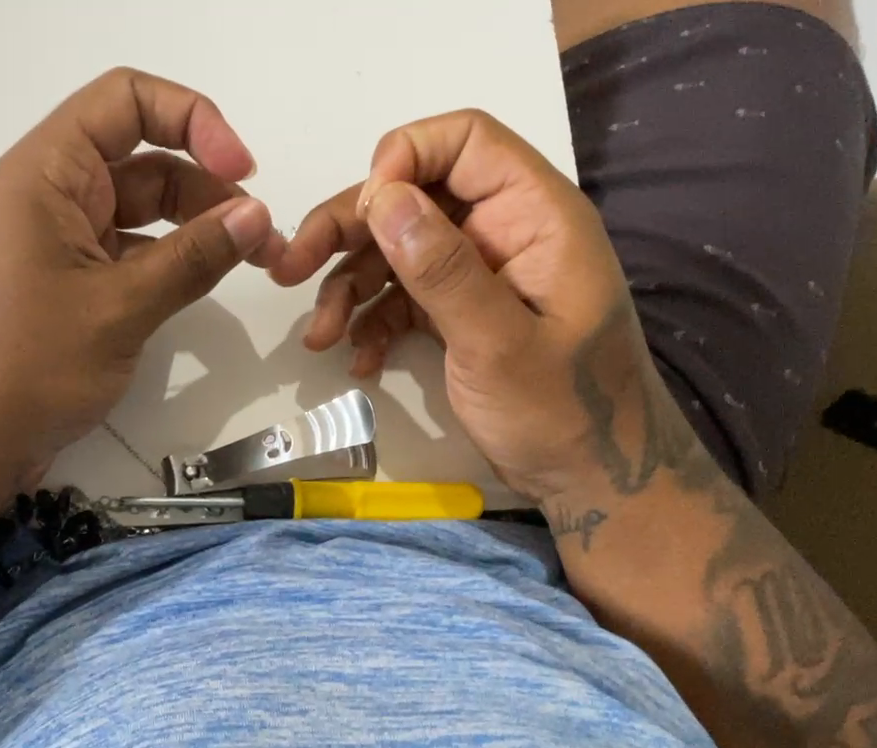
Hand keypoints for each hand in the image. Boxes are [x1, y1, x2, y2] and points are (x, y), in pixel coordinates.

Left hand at [0, 68, 283, 487]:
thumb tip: (255, 216)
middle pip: (142, 161)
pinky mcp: (67, 289)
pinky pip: (126, 258)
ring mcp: (58, 246)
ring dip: (196, 232)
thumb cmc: (29, 365)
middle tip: (264, 237)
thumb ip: (192, 258)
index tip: (242, 172)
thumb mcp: (119, 308)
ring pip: (140, 215)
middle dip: (207, 190)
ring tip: (253, 261)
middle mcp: (51, 197)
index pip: (126, 102)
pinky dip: (167, 266)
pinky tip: (204, 285)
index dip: (193, 120)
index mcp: (48, 173)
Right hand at [272, 109, 659, 502]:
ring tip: (318, 338)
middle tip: (289, 270)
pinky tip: (357, 361)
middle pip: (413, 198)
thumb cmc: (560, 410)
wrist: (586, 477)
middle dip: (348, 231)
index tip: (361, 215)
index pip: (463, 142)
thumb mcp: (497, 342)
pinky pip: (401, 300)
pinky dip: (371, 324)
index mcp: (533, 215)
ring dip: (348, 289)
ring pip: (396, 252)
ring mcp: (477, 276)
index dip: (403, 160)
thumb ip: (442, 268)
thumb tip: (383, 197)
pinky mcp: (458, 315)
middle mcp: (502, 233)